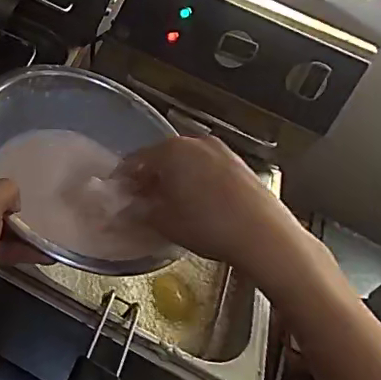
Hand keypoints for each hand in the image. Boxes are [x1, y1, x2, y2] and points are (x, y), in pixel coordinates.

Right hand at [117, 135, 302, 266]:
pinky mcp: (238, 166)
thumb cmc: (210, 225)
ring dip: (172, 181)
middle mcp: (196, 143)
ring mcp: (220, 152)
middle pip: (161, 158)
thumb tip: (127, 209)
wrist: (263, 235)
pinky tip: (194, 206)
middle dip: (147, 180)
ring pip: (185, 163)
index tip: (117, 195)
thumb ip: (138, 211)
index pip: (134, 161)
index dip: (122, 180)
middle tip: (139, 203)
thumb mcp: (163, 222)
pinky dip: (194, 183)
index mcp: (171, 150)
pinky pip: (206, 170)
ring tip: (167, 208)